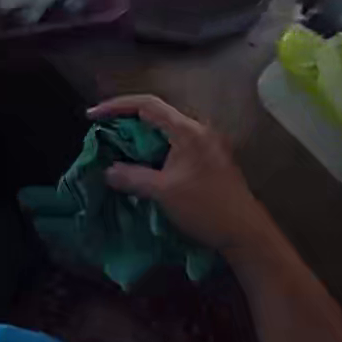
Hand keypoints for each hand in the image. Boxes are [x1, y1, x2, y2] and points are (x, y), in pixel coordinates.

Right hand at [93, 94, 281, 257]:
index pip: (146, 104)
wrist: (248, 237)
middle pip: (154, 113)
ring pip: (163, 130)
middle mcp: (197, 131)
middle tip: (101, 130)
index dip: (116, 106)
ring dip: (138, 135)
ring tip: (116, 145)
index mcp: (187, 130)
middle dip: (125, 120)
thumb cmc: (206, 208)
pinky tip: (140, 162)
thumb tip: (107, 170)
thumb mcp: (162, 192)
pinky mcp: (207, 160)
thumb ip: (131, 176)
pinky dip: (152, 148)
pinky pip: (172, 143)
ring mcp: (205, 145)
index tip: (92, 115)